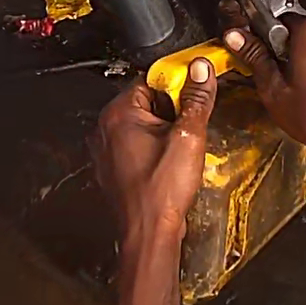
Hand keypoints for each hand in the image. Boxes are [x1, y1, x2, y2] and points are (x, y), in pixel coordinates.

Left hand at [90, 59, 217, 255]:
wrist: (148, 233)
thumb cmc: (161, 190)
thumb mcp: (187, 137)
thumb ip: (196, 99)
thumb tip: (200, 70)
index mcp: (118, 113)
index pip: (148, 79)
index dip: (174, 85)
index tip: (192, 91)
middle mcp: (105, 128)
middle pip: (144, 101)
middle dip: (170, 110)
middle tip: (187, 126)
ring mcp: (106, 149)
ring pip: (141, 124)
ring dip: (162, 130)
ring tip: (179, 148)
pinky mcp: (113, 167)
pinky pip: (135, 145)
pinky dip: (152, 148)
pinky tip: (168, 164)